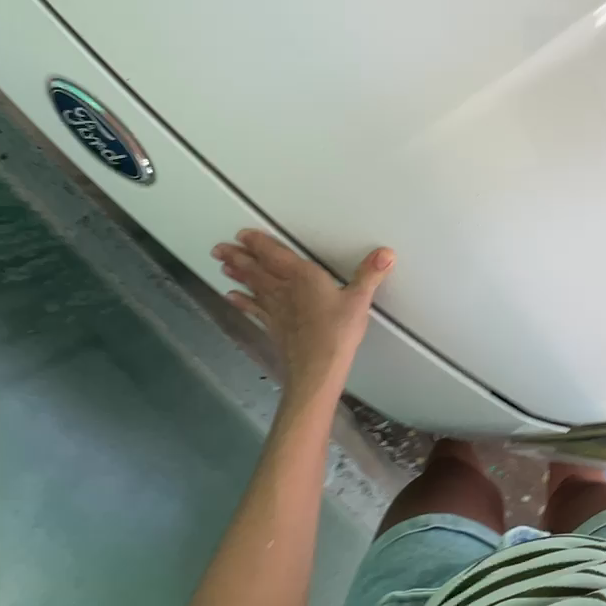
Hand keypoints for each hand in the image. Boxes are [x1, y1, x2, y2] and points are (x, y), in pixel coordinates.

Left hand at [211, 231, 394, 393]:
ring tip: (222, 264)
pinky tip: (231, 297)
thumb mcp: (359, 300)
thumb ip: (370, 274)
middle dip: (238, 257)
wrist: (317, 370)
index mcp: (303, 277)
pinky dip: (242, 301)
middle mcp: (284, 289)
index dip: (258, 243)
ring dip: (237, 274)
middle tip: (218, 248)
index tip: (242, 234)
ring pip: (252, 286)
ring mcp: (275, 309)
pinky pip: (254, 309)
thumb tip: (387, 252)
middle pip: (257, 269)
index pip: (275, 255)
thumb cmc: (337, 332)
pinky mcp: (273, 326)